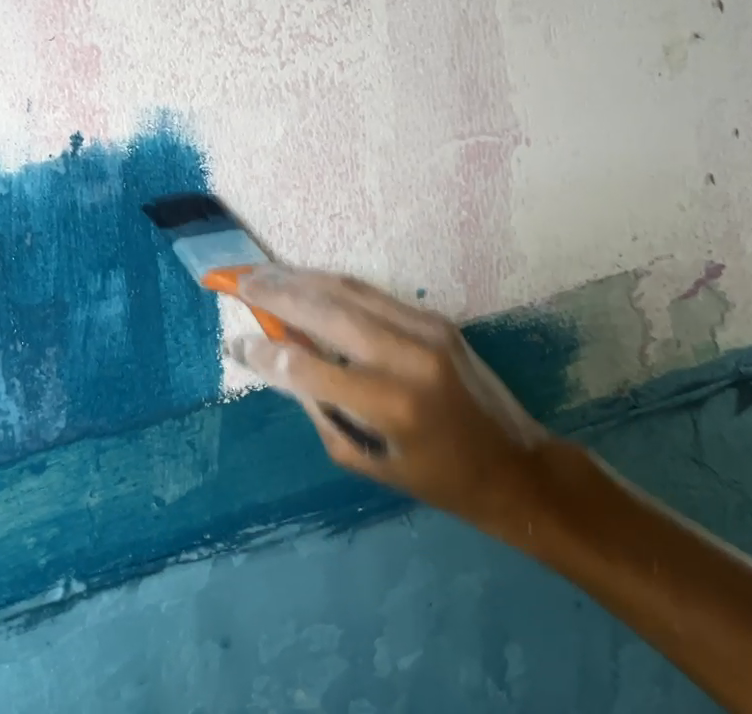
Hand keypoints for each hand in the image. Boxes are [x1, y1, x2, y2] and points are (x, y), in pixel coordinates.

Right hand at [226, 264, 550, 531]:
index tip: (236, 344)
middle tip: (234, 281)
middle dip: (273, 293)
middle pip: (325, 311)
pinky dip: (327, 284)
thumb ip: (318, 408)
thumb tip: (278, 362)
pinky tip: (300, 280)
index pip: (308, 367)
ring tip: (258, 273)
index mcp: (391, 404)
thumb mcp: (365, 460)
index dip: (265, 353)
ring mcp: (426, 330)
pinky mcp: (434, 319)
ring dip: (296, 278)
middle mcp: (408, 357)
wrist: (517, 465)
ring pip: (345, 291)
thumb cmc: (437, 478)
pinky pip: (368, 293)